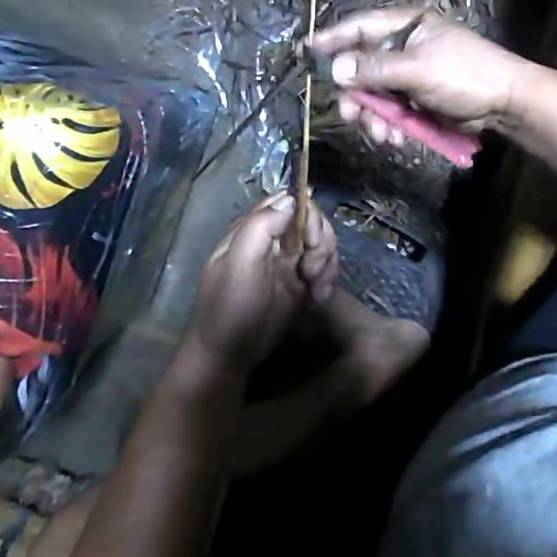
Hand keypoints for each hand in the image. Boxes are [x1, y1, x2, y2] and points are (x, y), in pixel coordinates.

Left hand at [185, 193, 338, 376]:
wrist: (229, 356)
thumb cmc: (230, 308)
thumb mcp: (239, 264)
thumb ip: (261, 227)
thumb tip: (292, 200)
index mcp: (253, 229)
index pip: (288, 202)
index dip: (307, 215)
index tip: (312, 241)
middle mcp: (272, 240)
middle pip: (311, 221)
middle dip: (321, 243)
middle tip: (313, 270)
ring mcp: (287, 261)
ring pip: (321, 244)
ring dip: (327, 264)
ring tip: (317, 289)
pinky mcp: (299, 282)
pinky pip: (324, 268)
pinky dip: (327, 280)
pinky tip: (318, 299)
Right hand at [311, 9, 532, 141]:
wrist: (506, 103)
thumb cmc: (464, 74)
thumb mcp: (417, 69)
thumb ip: (375, 69)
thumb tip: (335, 69)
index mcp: (406, 26)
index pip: (360, 27)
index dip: (333, 38)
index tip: (306, 50)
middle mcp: (404, 47)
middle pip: (362, 69)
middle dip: (356, 97)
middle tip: (350, 116)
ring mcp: (410, 75)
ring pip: (374, 96)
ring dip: (374, 118)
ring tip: (384, 135)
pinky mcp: (416, 100)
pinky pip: (391, 112)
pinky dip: (390, 126)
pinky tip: (397, 139)